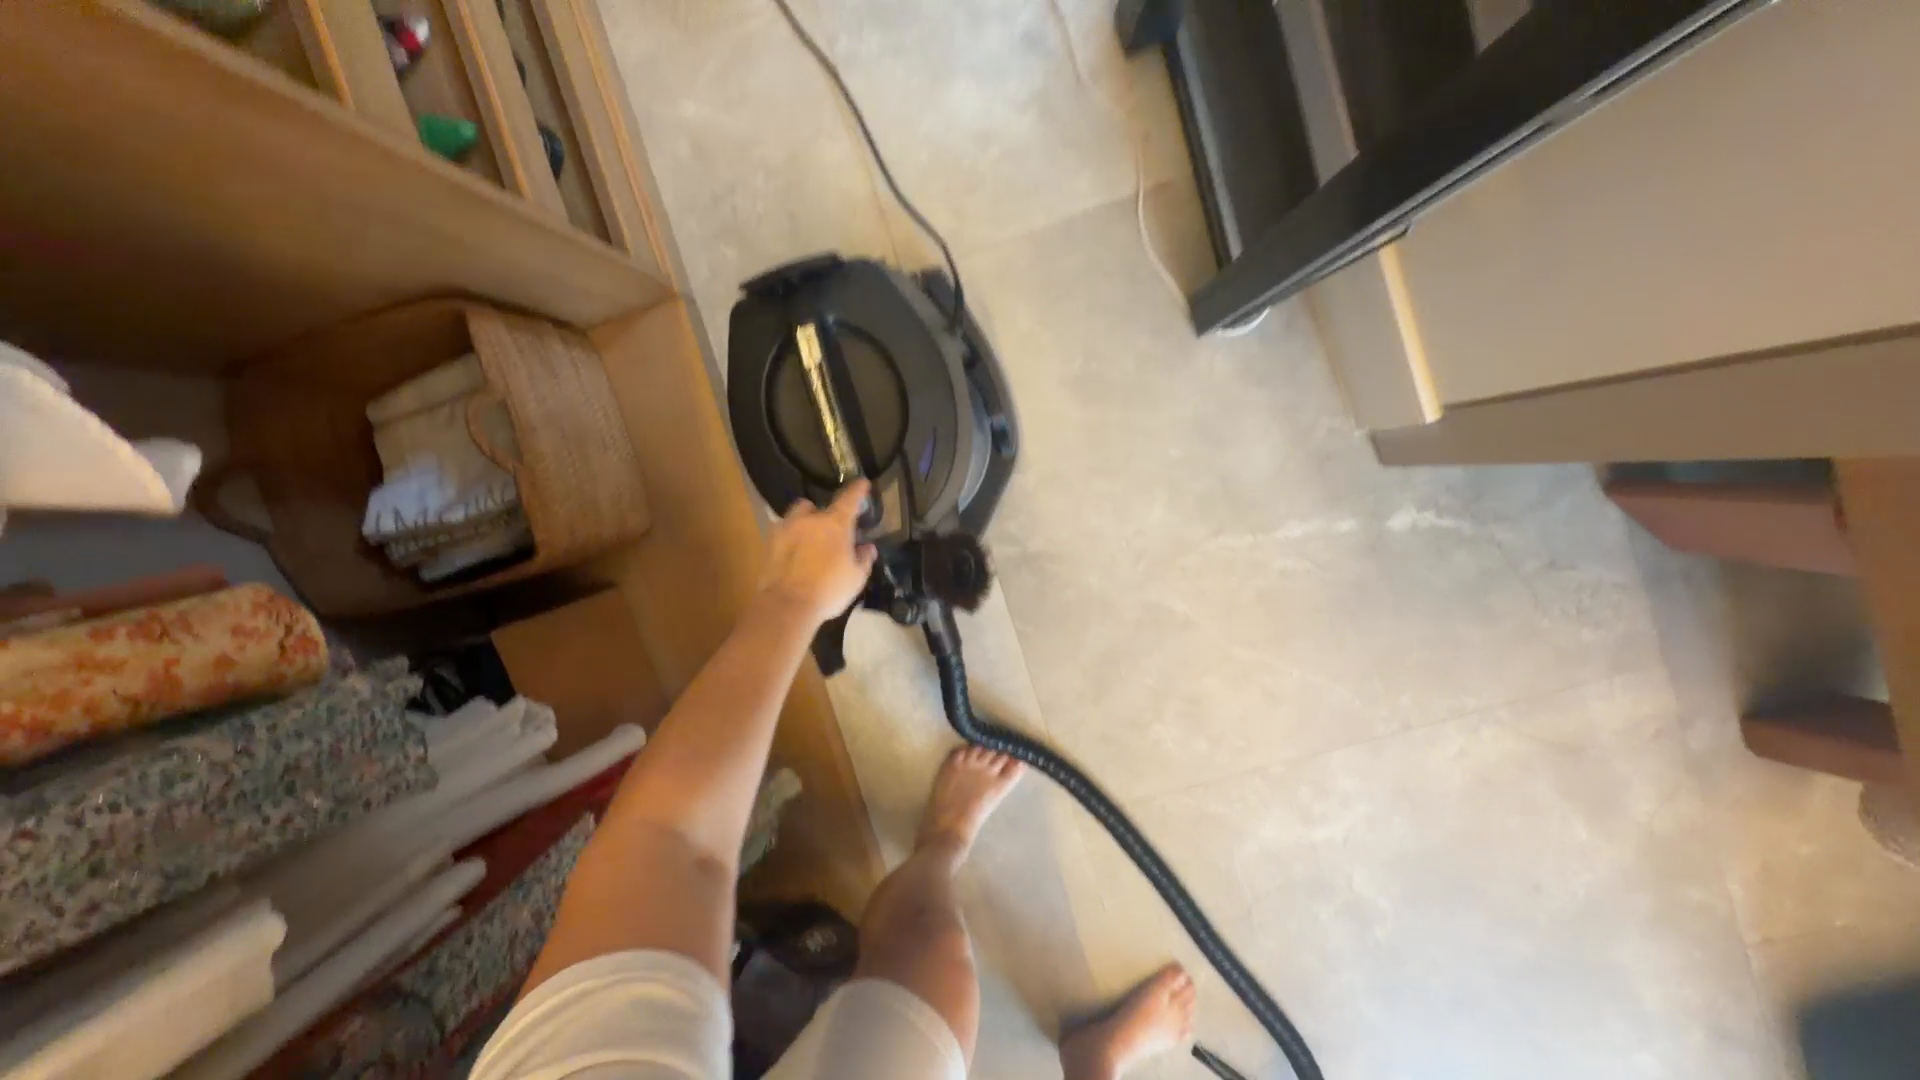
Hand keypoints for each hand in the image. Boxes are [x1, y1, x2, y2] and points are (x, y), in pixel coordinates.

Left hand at [758, 480, 878, 625]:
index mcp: (835, 525)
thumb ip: (864, 559)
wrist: (788, 605)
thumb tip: (867, 547)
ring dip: (803, 523)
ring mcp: (786, 529)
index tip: (862, 483)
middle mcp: (809, 520)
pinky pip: (782, 533)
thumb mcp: (856, 578)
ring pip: (795, 517)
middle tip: (829, 532)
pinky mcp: (769, 544)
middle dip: (822, 515)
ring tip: (807, 541)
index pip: (849, 499)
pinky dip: (789, 539)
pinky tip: (792, 554)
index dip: (857, 490)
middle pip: (815, 507)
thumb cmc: (829, 590)